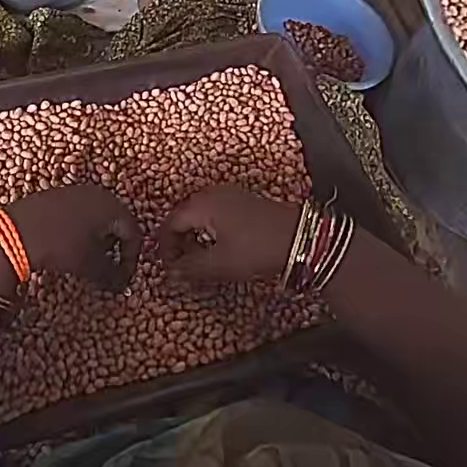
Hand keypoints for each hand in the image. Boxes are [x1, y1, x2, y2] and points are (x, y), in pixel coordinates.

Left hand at [7, 183, 141, 291]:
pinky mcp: (54, 196)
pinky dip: (78, 232)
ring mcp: (73, 192)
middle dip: (114, 249)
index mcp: (111, 205)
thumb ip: (111, 275)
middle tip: (106, 269)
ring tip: (85, 260)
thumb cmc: (61, 245)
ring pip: (95, 219)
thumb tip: (120, 284)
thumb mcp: (90, 265)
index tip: (121, 278)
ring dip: (96, 241)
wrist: (16, 231)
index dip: (131, 259)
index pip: (133, 233)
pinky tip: (66, 247)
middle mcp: (95, 193)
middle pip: (115, 223)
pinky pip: (76, 215)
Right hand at [157, 185, 302, 284]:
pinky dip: (208, 229)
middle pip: (183, 216)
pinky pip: (214, 212)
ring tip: (199, 258)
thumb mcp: (220, 263)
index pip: (170, 223)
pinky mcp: (242, 201)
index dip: (165, 247)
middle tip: (181, 264)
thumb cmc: (257, 248)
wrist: (300, 237)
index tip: (168, 267)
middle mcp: (212, 194)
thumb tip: (171, 272)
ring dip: (193, 235)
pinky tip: (218, 246)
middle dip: (178, 241)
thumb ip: (190, 267)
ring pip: (199, 214)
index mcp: (201, 205)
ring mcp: (229, 195)